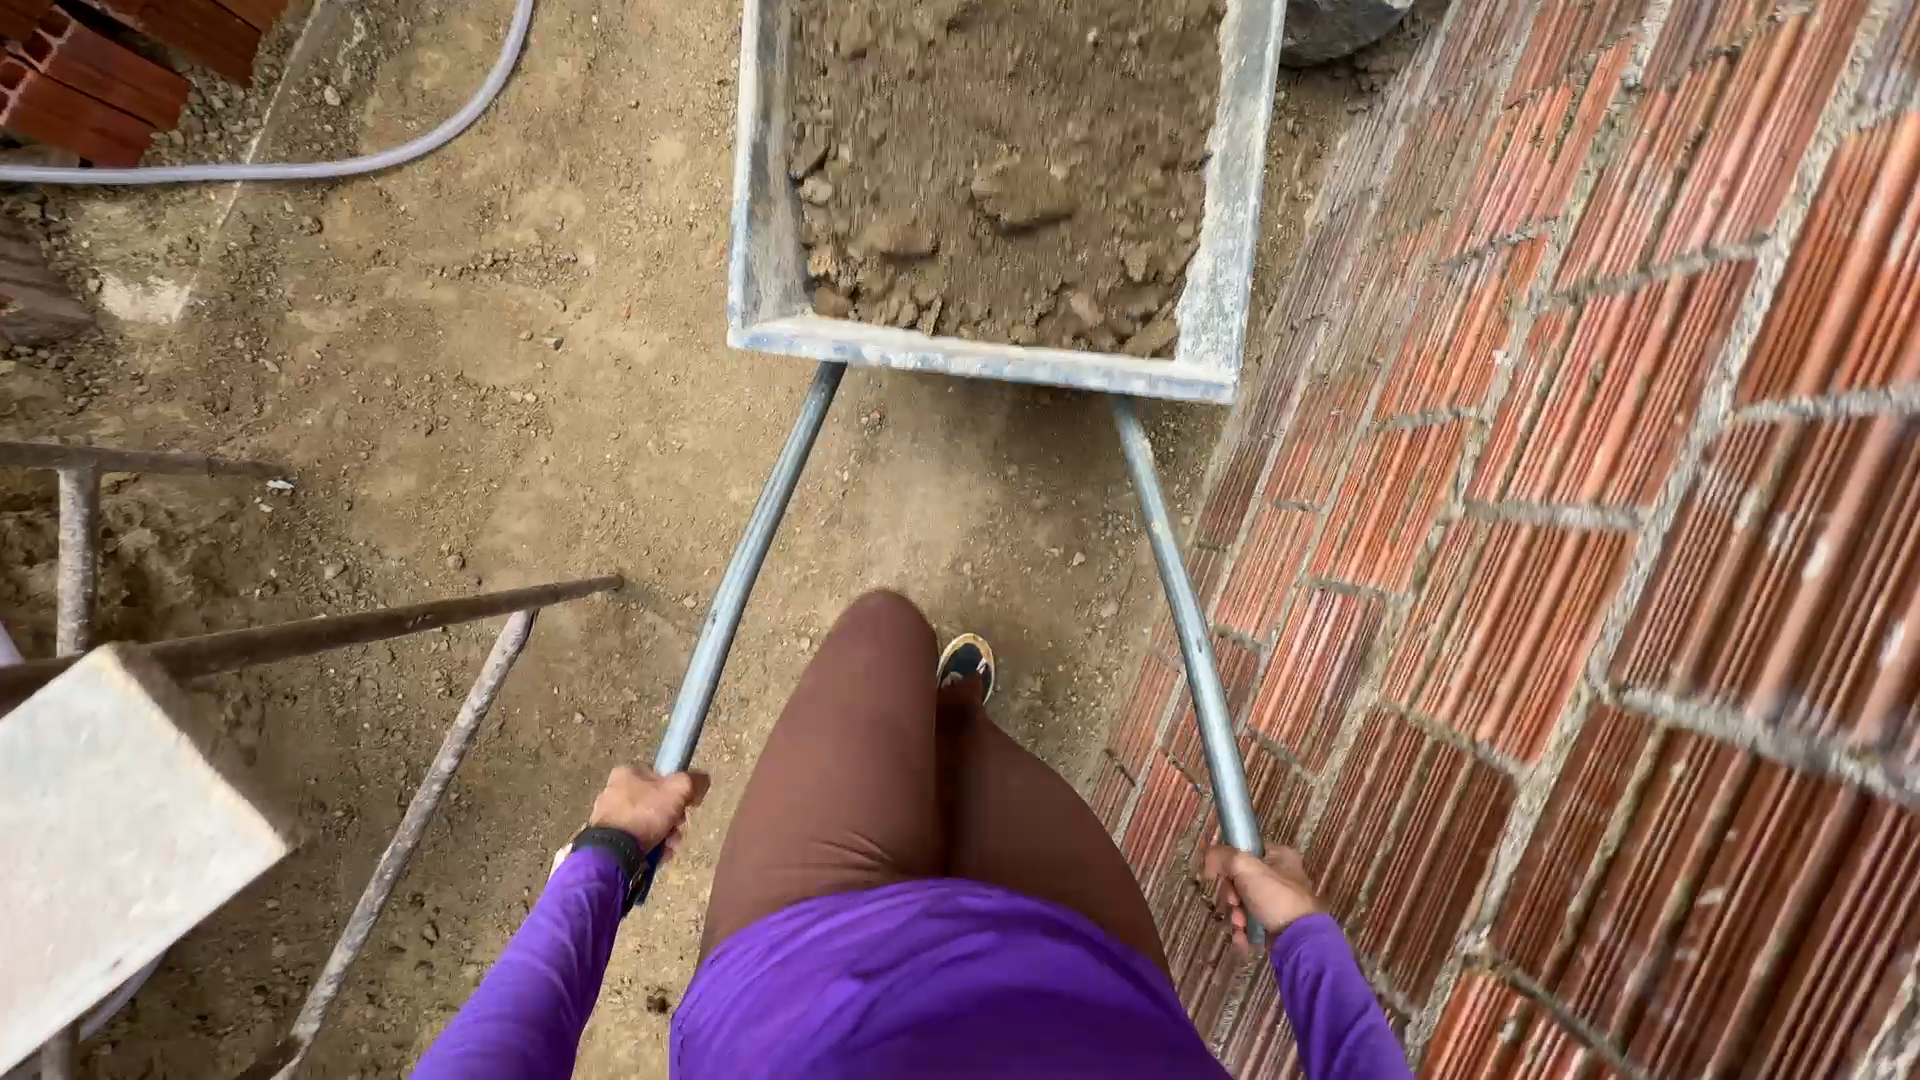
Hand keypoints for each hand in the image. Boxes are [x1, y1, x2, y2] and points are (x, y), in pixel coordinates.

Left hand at [589, 763, 708, 859]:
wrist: (613, 853)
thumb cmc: (645, 813)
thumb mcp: (679, 789)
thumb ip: (695, 781)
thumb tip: (702, 782)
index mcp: (626, 773)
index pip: (660, 777)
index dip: (676, 791)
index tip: (685, 805)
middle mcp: (613, 792)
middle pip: (656, 803)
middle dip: (673, 819)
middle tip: (677, 828)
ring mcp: (607, 818)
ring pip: (648, 824)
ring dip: (665, 835)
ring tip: (669, 846)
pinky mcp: (605, 841)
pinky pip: (635, 840)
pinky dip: (650, 847)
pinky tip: (657, 855)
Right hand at [1202, 845, 1320, 949]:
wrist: (1300, 942)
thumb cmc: (1274, 897)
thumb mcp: (1243, 865)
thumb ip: (1220, 856)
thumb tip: (1208, 864)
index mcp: (1280, 856)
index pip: (1245, 850)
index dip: (1230, 863)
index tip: (1225, 876)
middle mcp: (1282, 876)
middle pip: (1241, 879)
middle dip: (1231, 895)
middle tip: (1234, 903)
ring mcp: (1280, 902)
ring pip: (1244, 902)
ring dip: (1235, 914)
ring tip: (1240, 925)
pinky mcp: (1278, 924)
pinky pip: (1252, 921)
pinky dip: (1244, 930)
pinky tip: (1242, 938)